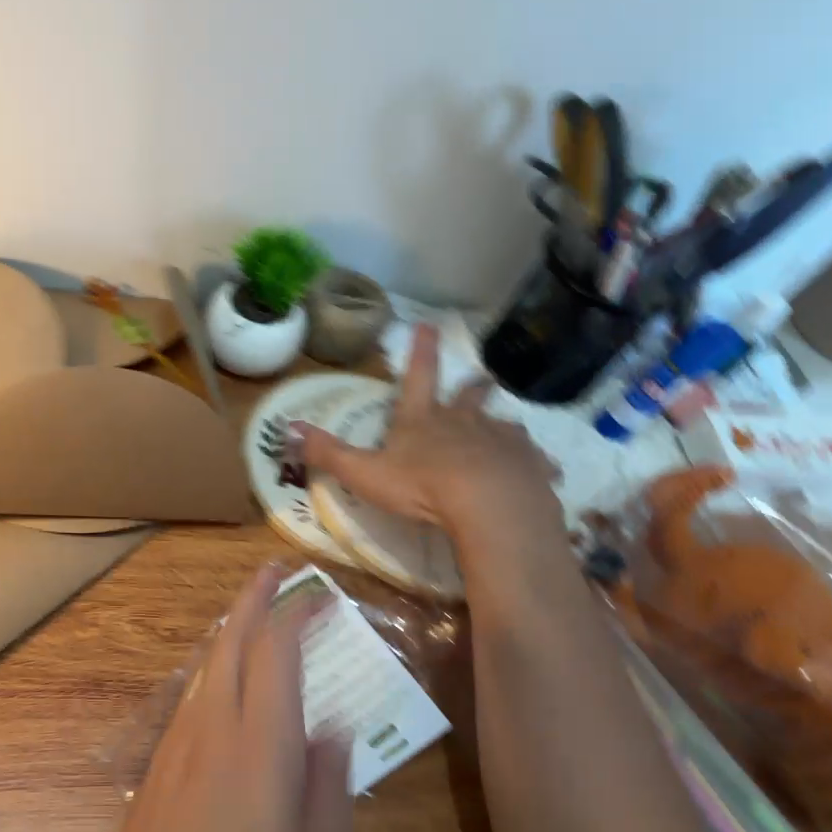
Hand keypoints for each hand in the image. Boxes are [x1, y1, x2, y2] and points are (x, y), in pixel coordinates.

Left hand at [3, 567, 353, 831]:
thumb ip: (331, 788)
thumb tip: (335, 729)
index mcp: (261, 743)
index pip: (277, 651)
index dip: (297, 612)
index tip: (322, 592)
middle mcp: (214, 727)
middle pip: (231, 641)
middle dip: (253, 597)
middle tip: (276, 568)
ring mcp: (179, 743)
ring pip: (207, 664)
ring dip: (232, 628)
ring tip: (255, 610)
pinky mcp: (160, 766)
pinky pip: (194, 694)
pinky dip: (216, 666)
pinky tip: (226, 679)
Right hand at [295, 324, 563, 553]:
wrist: (489, 505)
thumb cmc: (421, 486)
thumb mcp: (364, 472)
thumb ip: (328, 453)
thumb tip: (289, 429)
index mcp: (423, 420)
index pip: (418, 377)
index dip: (421, 351)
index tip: (429, 326)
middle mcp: (465, 422)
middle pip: (471, 396)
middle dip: (473, 387)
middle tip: (482, 380)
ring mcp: (502, 441)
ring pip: (505, 426)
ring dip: (502, 427)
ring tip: (505, 433)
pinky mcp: (530, 467)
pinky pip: (535, 462)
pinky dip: (535, 465)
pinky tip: (542, 474)